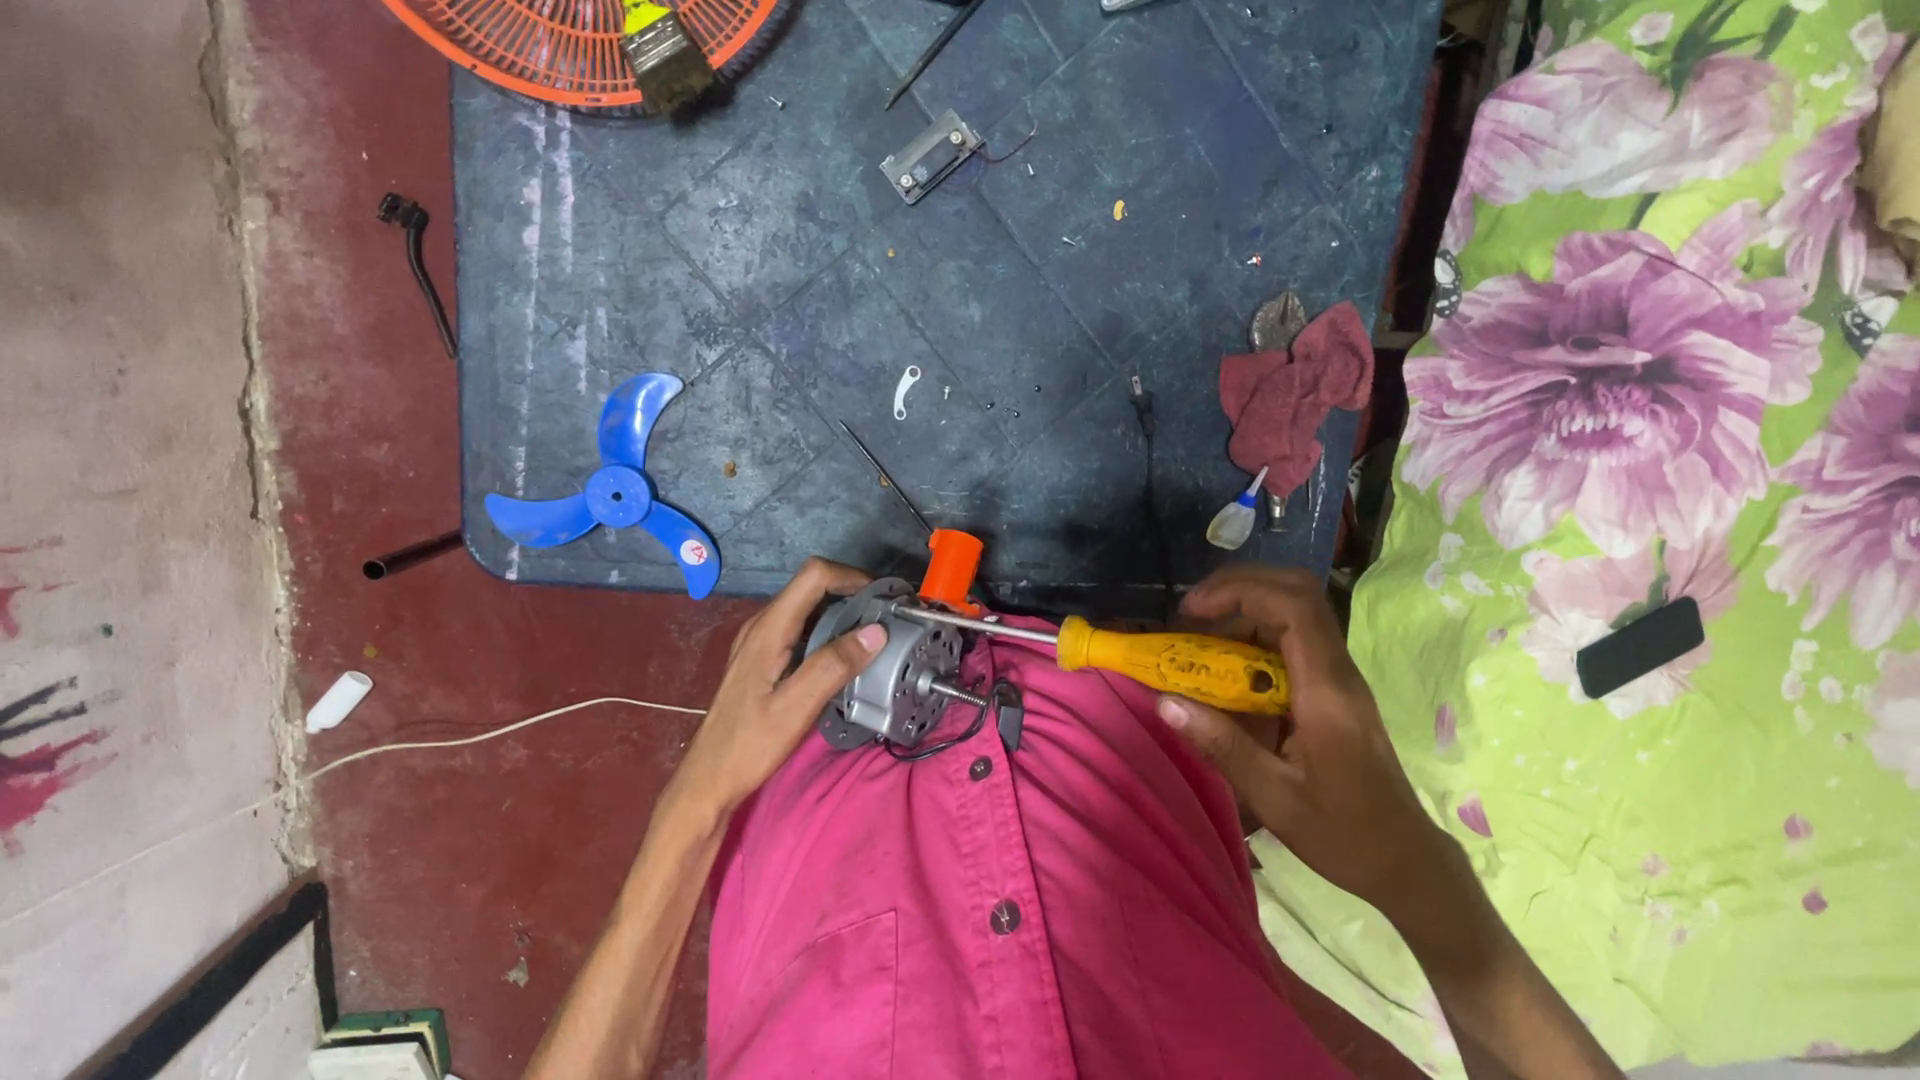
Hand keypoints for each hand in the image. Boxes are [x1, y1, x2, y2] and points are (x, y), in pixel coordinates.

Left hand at [672, 558, 885, 816]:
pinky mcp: (760, 659)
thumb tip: (876, 631)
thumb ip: (834, 665)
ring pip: (806, 608)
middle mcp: (761, 626)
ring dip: (840, 613)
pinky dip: (826, 632)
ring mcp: (758, 642)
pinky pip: (799, 629)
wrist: (709, 778)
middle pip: (811, 587)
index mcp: (769, 629)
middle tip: (884, 618)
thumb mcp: (797, 707)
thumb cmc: (750, 745)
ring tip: (871, 637)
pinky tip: (842, 659)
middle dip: (851, 592)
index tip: (881, 598)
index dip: (851, 576)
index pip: (814, 575)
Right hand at [1156, 563, 1454, 916]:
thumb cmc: (1342, 833)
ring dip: (1243, 609)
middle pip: (1296, 592)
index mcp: (1326, 691)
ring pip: (1295, 611)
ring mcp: (1338, 678)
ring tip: (1197, 636)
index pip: (1293, 607)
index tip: (1190, 611)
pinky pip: (1292, 640)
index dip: (1238, 592)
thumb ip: (1220, 744)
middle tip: (1190, 612)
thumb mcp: (1274, 798)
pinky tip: (1223, 666)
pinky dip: (1252, 636)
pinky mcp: (1332, 689)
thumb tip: (1164, 701)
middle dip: (1238, 587)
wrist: (1404, 859)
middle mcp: (1337, 672)